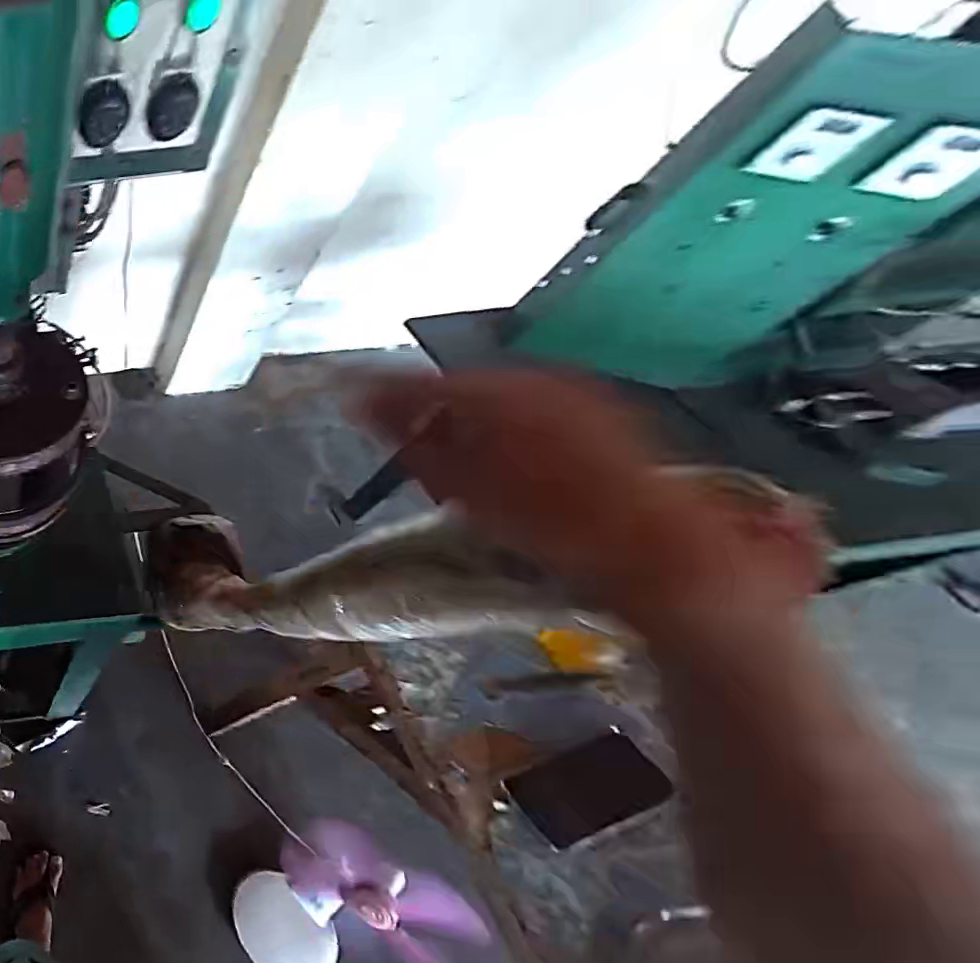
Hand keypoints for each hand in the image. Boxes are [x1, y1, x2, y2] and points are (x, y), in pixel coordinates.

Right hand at [358, 371, 816, 625]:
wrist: (649, 543)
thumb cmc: (543, 518)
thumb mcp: (459, 481)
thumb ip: (408, 439)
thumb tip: (363, 404)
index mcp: (496, 391)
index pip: (420, 381)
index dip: (381, 392)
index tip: (352, 401)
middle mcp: (532, 379)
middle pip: (457, 387)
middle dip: (423, 412)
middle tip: (398, 444)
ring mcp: (567, 393)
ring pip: (490, 400)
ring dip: (459, 423)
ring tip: (442, 462)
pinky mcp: (590, 413)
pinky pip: (522, 410)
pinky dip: (495, 430)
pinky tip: (491, 463)